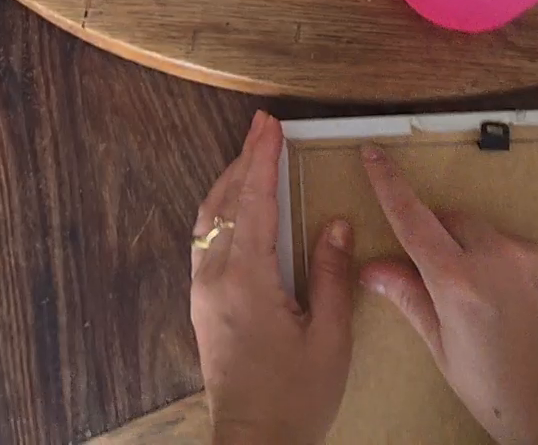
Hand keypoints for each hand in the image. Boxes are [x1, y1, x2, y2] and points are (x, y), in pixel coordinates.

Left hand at [190, 111, 355, 444]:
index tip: (269, 124)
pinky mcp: (201, 300)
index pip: (254, 202)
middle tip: (263, 126)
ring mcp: (202, 287)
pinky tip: (237, 203)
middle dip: (245, 158)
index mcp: (246, 280)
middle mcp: (215, 275)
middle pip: (226, 200)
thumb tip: (336, 224)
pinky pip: (206, 236)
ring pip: (209, 216)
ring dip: (230, 180)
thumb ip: (332, 275)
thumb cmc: (295, 396)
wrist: (254, 444)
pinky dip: (222, 206)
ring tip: (252, 154)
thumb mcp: (329, 340)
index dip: (262, 158)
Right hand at [359, 145, 537, 444]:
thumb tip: (370, 268)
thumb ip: (409, 299)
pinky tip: (533, 308)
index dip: (388, 182)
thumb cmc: (507, 399)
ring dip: (486, 255)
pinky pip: (530, 251)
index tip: (374, 153)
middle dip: (445, 239)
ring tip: (502, 306)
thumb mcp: (447, 352)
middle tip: (451, 282)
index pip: (411, 217)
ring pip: (494, 236)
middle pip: (455, 221)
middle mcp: (497, 257)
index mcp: (458, 282)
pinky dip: (521, 269)